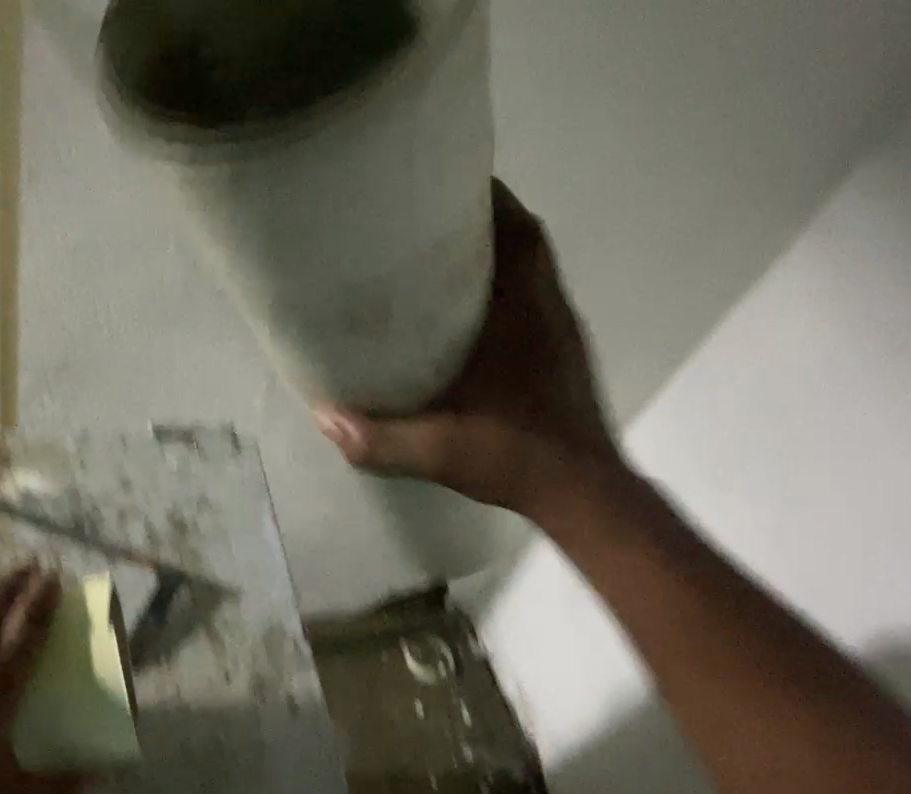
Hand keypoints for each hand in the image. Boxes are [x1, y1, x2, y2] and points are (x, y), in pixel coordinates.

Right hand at [313, 179, 626, 521]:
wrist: (586, 492)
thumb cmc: (519, 458)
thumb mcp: (441, 450)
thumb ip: (381, 438)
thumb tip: (323, 416)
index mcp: (524, 311)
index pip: (515, 227)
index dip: (482, 196)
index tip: (437, 184)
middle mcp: (548, 307)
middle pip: (521, 237)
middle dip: (477, 219)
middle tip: (421, 223)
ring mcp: (559, 330)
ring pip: (529, 267)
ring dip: (491, 254)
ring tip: (435, 261)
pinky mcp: (560, 354)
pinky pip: (531, 298)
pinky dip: (501, 289)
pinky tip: (464, 317)